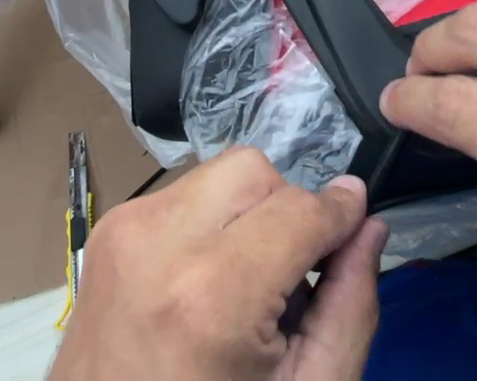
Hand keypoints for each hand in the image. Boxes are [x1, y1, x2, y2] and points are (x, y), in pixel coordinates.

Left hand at [48, 148, 388, 380]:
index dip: (338, 218)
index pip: (299, 208)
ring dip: (245, 211)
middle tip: (288, 271)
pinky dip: (208, 220)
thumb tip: (370, 224)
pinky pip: (181, 192)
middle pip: (253, 169)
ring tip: (243, 280)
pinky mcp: (106, 229)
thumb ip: (349, 308)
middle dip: (285, 208)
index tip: (353, 233)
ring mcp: (124, 229)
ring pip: (216, 173)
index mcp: (212, 295)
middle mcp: (160, 242)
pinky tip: (203, 279)